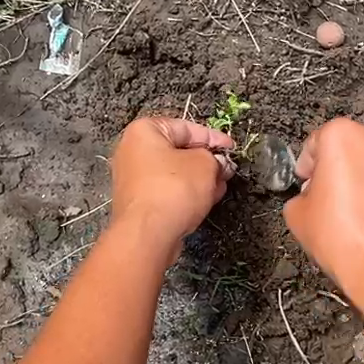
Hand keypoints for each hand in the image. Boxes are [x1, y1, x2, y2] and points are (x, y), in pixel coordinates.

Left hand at [108, 117, 235, 255]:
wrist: (147, 235)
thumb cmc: (173, 190)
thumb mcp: (205, 165)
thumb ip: (215, 158)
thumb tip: (218, 163)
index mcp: (144, 131)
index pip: (185, 127)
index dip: (213, 137)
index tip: (230, 148)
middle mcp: (132, 151)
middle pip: (178, 150)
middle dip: (206, 160)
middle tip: (226, 168)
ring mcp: (133, 178)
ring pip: (174, 173)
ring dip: (199, 178)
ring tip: (220, 186)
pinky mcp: (138, 202)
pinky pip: (166, 190)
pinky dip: (185, 193)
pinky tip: (205, 200)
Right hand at [287, 118, 363, 302]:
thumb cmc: (344, 237)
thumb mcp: (297, 215)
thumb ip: (301, 195)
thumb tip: (310, 198)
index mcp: (341, 136)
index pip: (318, 141)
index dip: (309, 165)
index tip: (306, 181)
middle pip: (352, 148)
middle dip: (341, 169)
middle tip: (331, 199)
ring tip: (358, 213)